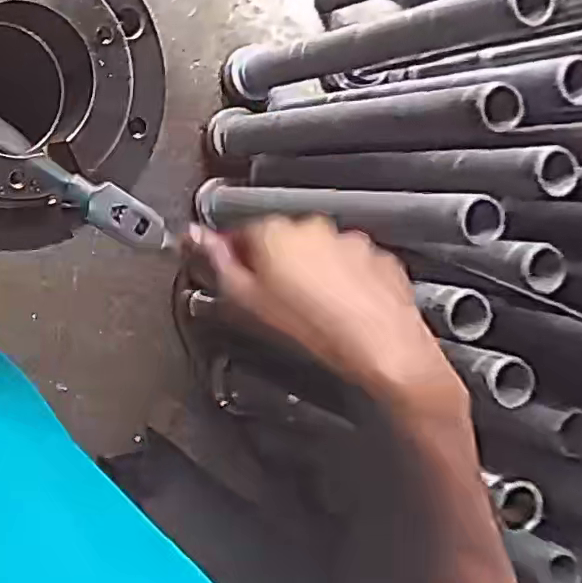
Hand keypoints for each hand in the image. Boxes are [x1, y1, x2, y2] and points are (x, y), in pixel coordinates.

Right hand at [186, 216, 464, 422]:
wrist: (388, 354)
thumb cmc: (315, 331)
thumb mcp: (242, 299)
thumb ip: (214, 261)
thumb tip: (193, 237)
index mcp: (272, 231)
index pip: (236, 232)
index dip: (230, 257)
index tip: (230, 277)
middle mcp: (311, 228)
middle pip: (276, 240)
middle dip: (269, 264)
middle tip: (266, 300)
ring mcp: (349, 243)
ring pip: (313, 252)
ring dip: (305, 272)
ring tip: (304, 311)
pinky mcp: (379, 262)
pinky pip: (348, 266)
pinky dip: (339, 282)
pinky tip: (334, 311)